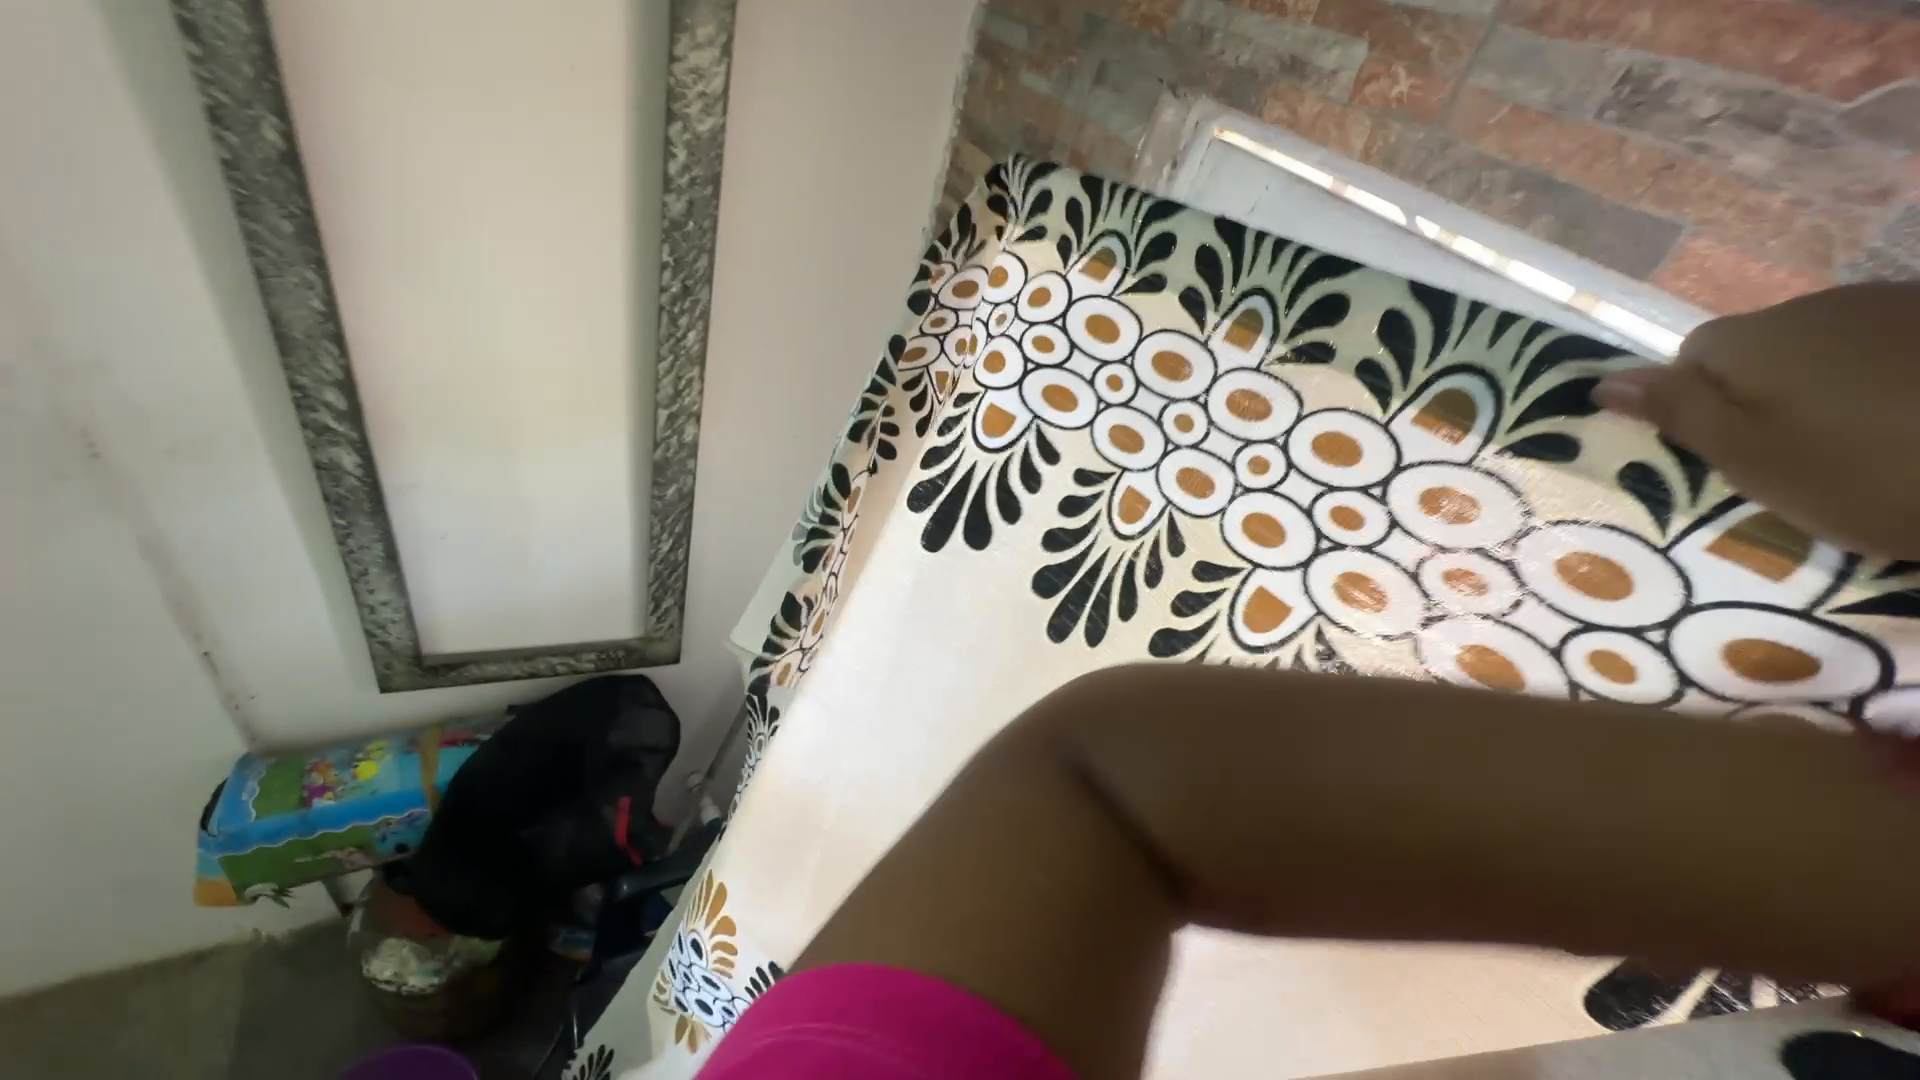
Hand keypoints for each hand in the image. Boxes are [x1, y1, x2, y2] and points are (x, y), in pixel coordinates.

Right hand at [1594, 284, 1919, 559]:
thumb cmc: (1873, 471)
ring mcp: (1907, 302)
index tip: (1733, 453)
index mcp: (1757, 338)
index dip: (1699, 404)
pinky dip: (1901, 380)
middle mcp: (1823, 303)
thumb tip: (1603, 382)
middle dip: (1768, 392)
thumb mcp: (1753, 459)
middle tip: (1802, 459)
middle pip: (1764, 346)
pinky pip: (1901, 346)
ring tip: (1877, 442)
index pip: (1690, 356)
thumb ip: (1678, 413)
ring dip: (1836, 385)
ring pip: (1834, 345)